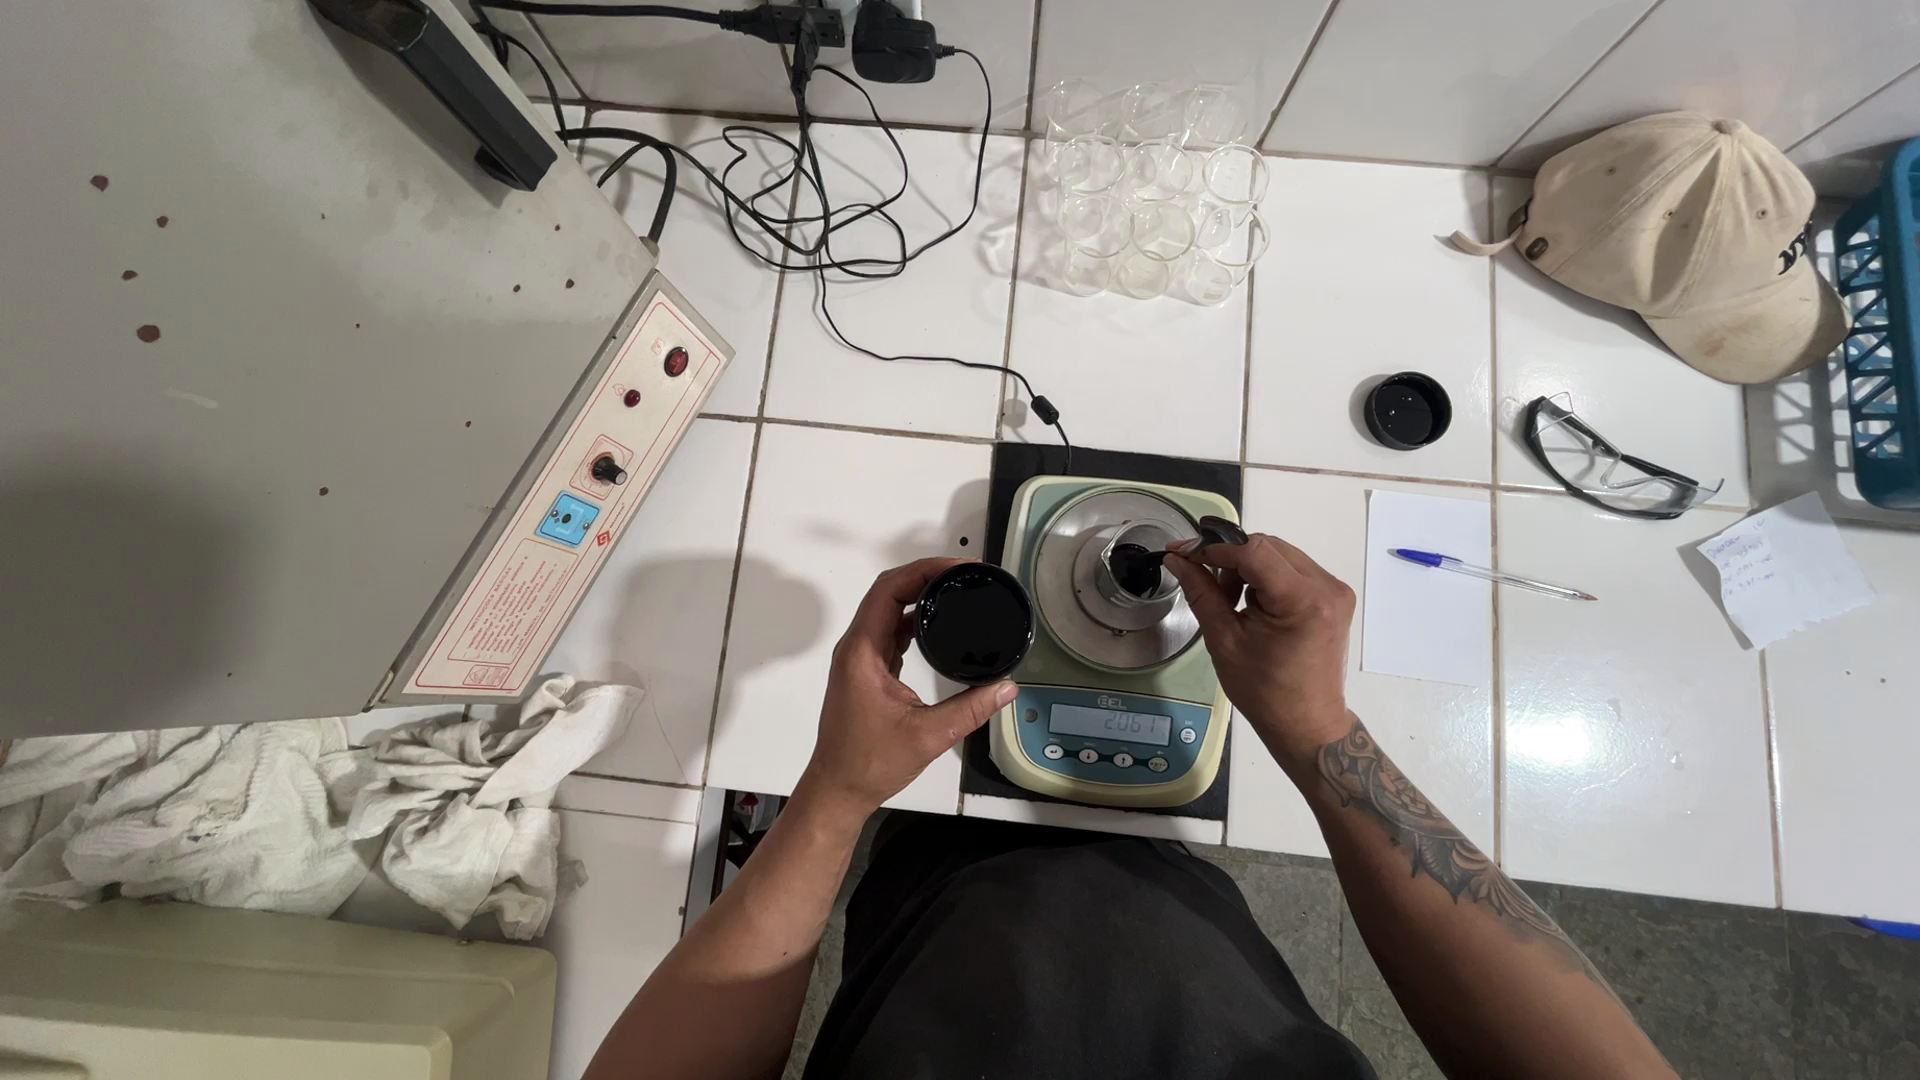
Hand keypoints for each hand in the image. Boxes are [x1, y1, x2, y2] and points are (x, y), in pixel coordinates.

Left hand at [795, 558, 1019, 818]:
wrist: (838, 789)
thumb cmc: (870, 763)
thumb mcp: (928, 735)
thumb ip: (971, 709)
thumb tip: (1008, 687)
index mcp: (862, 651)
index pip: (889, 590)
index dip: (923, 570)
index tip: (959, 568)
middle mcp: (857, 647)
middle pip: (889, 592)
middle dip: (926, 576)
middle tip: (966, 574)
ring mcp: (861, 657)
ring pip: (889, 609)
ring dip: (920, 595)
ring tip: (957, 589)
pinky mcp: (869, 669)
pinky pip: (891, 631)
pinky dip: (914, 618)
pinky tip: (940, 622)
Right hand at [1164, 534, 1355, 767]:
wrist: (1305, 722)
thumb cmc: (1263, 690)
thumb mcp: (1223, 639)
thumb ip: (1201, 591)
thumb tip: (1177, 559)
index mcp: (1303, 601)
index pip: (1253, 551)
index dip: (1213, 548)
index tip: (1183, 554)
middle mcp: (1327, 587)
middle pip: (1266, 546)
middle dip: (1229, 558)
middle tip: (1204, 582)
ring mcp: (1334, 590)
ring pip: (1278, 553)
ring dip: (1246, 566)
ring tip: (1230, 600)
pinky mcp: (1333, 596)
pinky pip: (1291, 568)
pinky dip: (1264, 576)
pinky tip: (1251, 603)